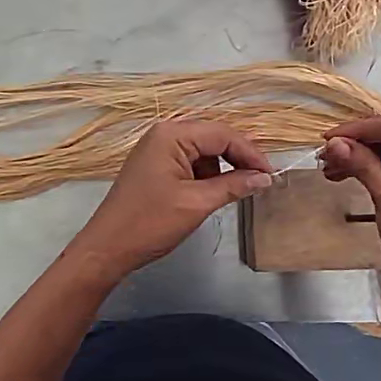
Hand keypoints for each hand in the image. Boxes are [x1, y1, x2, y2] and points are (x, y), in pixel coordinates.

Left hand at [70, 120, 273, 280]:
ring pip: (202, 150)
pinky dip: (205, 174)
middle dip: (238, 158)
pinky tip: (213, 192)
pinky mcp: (154, 165)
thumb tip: (263, 177)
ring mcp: (156, 149)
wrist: (108, 246)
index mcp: (171, 135)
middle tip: (261, 181)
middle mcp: (163, 134)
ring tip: (238, 190)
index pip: (222, 134)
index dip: (250, 153)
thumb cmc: (150, 222)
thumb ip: (233, 185)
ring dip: (222, 167)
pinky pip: (188, 161)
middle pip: (212, 137)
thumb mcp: (197, 203)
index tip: (272, 175)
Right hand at [320, 115, 380, 295]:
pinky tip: (337, 175)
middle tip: (323, 153)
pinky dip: (358, 167)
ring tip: (327, 167)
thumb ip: (362, 164)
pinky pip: (379, 164)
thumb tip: (332, 142)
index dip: (358, 128)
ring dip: (352, 155)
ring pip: (379, 149)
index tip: (327, 139)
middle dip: (353, 142)